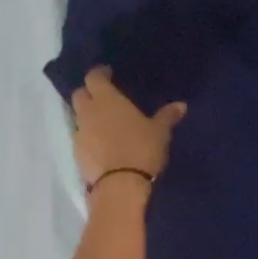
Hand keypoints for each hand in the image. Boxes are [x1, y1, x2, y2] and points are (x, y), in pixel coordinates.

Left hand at [70, 66, 187, 191]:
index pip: (94, 77)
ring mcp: (80, 133)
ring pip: (79, 117)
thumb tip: (181, 105)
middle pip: (80, 94)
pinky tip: (103, 146)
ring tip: (105, 124)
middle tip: (104, 98)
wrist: (120, 185)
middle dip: (89, 93)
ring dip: (89, 117)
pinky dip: (89, 137)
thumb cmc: (141, 149)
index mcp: (107, 100)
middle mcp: (88, 112)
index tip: (108, 73)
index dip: (100, 73)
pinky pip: (81, 138)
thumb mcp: (160, 132)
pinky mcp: (77, 153)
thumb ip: (168, 116)